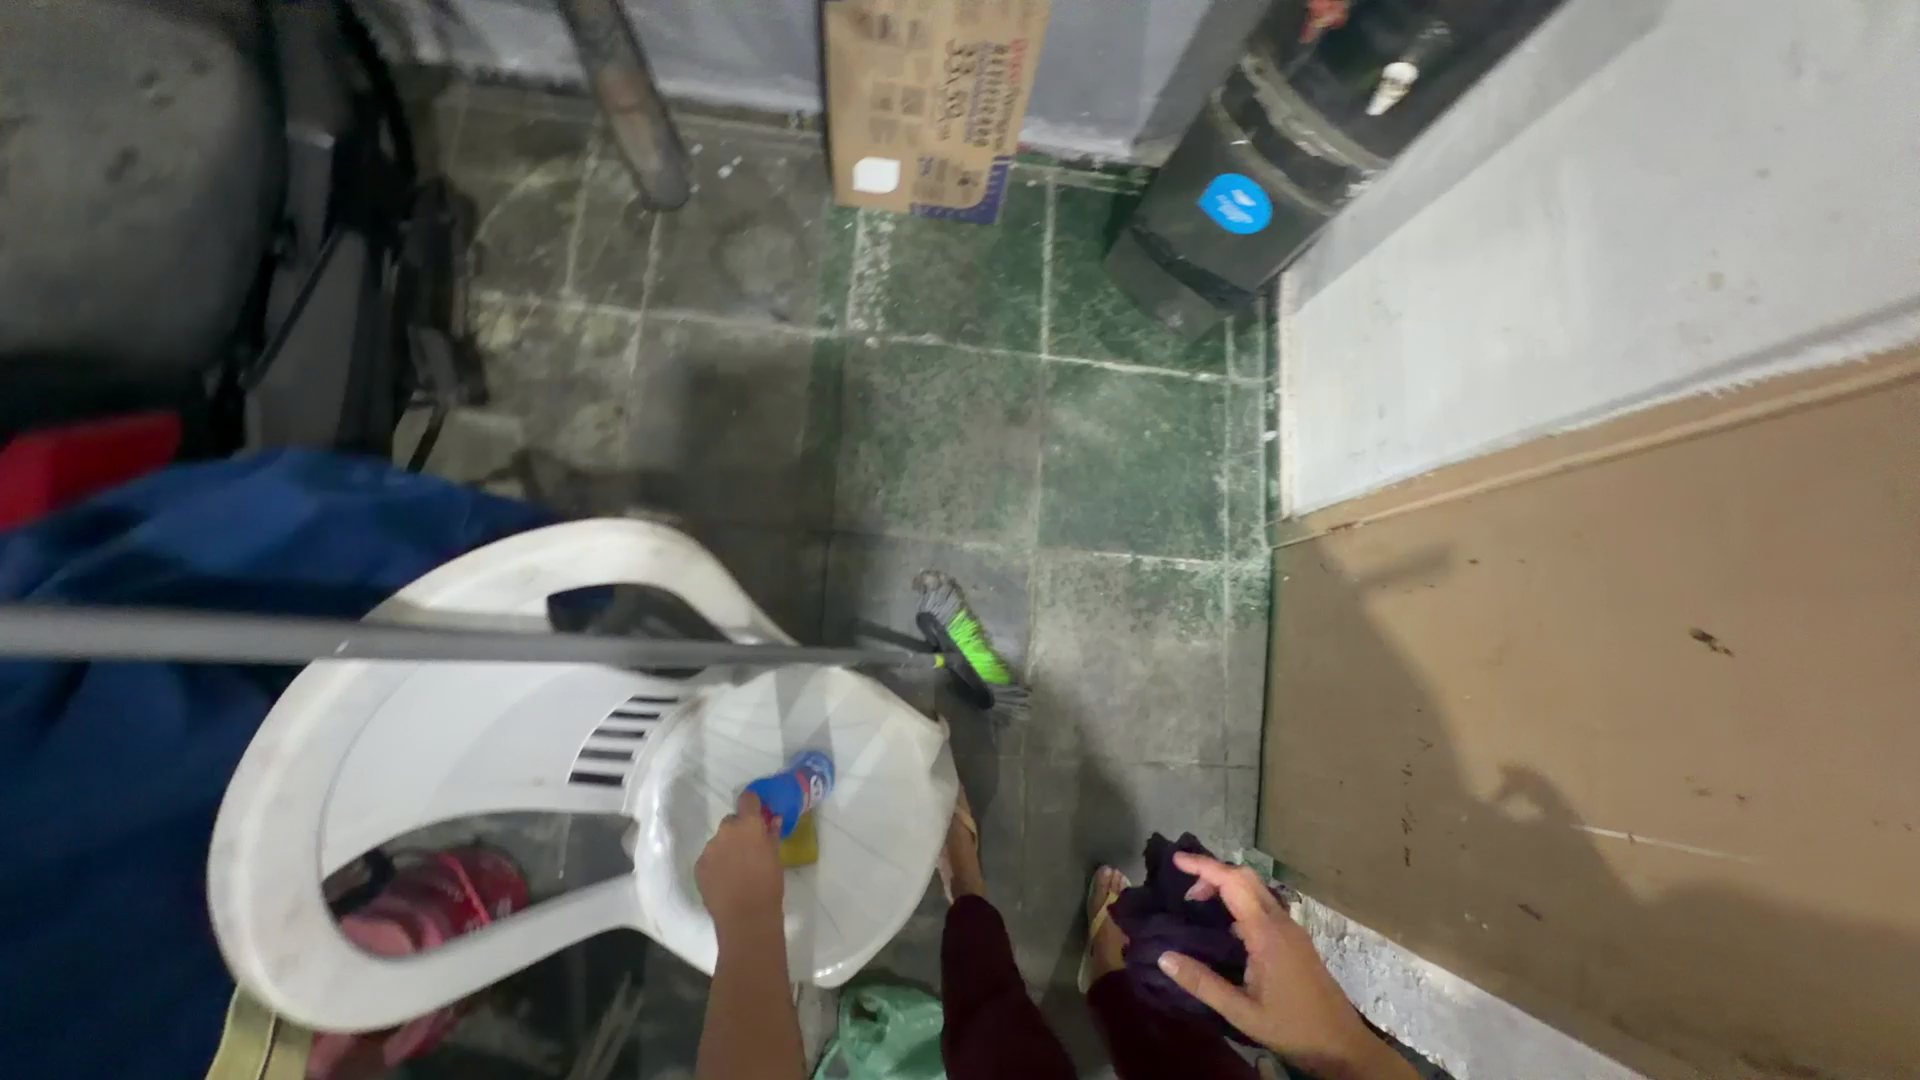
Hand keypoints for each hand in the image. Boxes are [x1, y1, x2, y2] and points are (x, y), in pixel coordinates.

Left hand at [695, 792, 784, 935]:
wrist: (746, 917)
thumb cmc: (768, 884)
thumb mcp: (776, 856)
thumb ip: (772, 834)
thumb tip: (772, 819)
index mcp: (748, 825)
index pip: (747, 798)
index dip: (752, 804)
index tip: (757, 813)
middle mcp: (726, 831)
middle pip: (731, 822)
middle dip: (739, 831)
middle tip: (749, 849)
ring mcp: (709, 849)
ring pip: (719, 841)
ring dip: (726, 848)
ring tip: (736, 869)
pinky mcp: (699, 866)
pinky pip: (709, 858)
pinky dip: (716, 864)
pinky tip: (725, 880)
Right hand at [1157, 853, 1409, 1078]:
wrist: (1345, 1047)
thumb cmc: (1293, 1029)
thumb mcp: (1242, 1013)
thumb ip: (1203, 984)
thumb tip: (1164, 956)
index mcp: (1266, 933)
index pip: (1233, 882)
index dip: (1204, 866)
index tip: (1177, 860)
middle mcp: (1280, 921)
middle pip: (1245, 877)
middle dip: (1213, 872)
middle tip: (1186, 890)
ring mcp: (1291, 929)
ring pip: (1256, 888)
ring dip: (1227, 885)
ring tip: (1199, 902)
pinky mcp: (1296, 939)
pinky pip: (1263, 904)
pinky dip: (1240, 899)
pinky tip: (1227, 925)